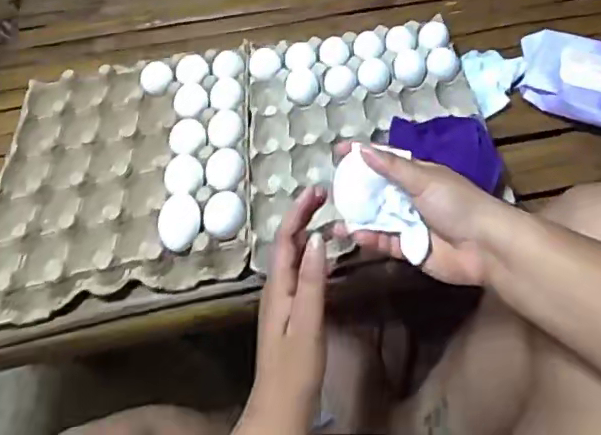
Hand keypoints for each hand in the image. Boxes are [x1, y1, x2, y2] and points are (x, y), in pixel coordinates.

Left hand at [238, 186, 329, 434]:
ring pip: (292, 254)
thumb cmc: (294, 369)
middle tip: (323, 195)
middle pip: (287, 241)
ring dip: (305, 230)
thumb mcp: (308, 324)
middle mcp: (276, 287)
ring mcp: (281, 300)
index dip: (299, 210)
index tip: (317, 189)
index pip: (286, 237)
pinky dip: (309, 252)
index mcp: (278, 286)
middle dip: (302, 214)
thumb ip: (312, 281)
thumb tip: (317, 238)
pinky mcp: (289, 311)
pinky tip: (322, 255)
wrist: (279, 410)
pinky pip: (297, 269)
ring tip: (324, 214)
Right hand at [329, 143, 513, 287]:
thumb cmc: (456, 203)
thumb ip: (391, 167)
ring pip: (378, 218)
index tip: (338, 152)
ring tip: (334, 219)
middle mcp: (411, 196)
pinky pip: (386, 242)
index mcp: (417, 174)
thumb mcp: (423, 179)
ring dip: (358, 217)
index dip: (363, 155)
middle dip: (355, 190)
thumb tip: (362, 149)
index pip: (384, 159)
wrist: (486, 247)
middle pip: (378, 191)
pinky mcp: (411, 249)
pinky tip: (353, 236)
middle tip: (329, 190)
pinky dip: (370, 239)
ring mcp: (411, 223)